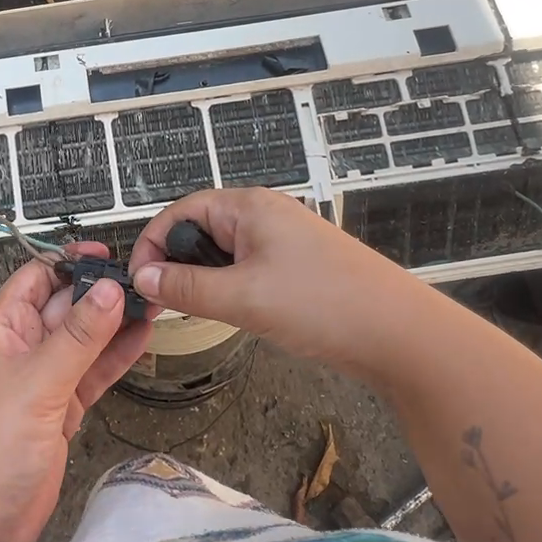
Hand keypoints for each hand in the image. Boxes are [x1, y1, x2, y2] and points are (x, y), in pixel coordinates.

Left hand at [0, 242, 151, 541]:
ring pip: (84, 339)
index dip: (70, 261)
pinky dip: (116, 357)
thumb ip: (76, 339)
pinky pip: (92, 372)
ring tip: (151, 302)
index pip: (37, 277)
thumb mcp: (34, 385)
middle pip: (67, 305)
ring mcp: (43, 380)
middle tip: (142, 281)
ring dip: (115, 322)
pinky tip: (141, 339)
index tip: (107, 254)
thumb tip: (108, 292)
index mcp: (3, 329)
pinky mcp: (60, 410)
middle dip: (101, 292)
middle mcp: (23, 348)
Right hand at [128, 188, 419, 381]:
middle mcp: (265, 212)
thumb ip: (186, 287)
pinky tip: (238, 312)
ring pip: (225, 251)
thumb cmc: (321, 305)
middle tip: (167, 303)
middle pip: (201, 227)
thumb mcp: (243, 298)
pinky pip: (248, 266)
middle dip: (178, 261)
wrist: (401, 335)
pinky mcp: (299, 263)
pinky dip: (232, 285)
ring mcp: (285, 237)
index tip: (140, 283)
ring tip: (201, 310)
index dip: (154, 243)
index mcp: (249, 206)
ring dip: (205, 277)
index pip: (182, 211)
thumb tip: (142, 278)